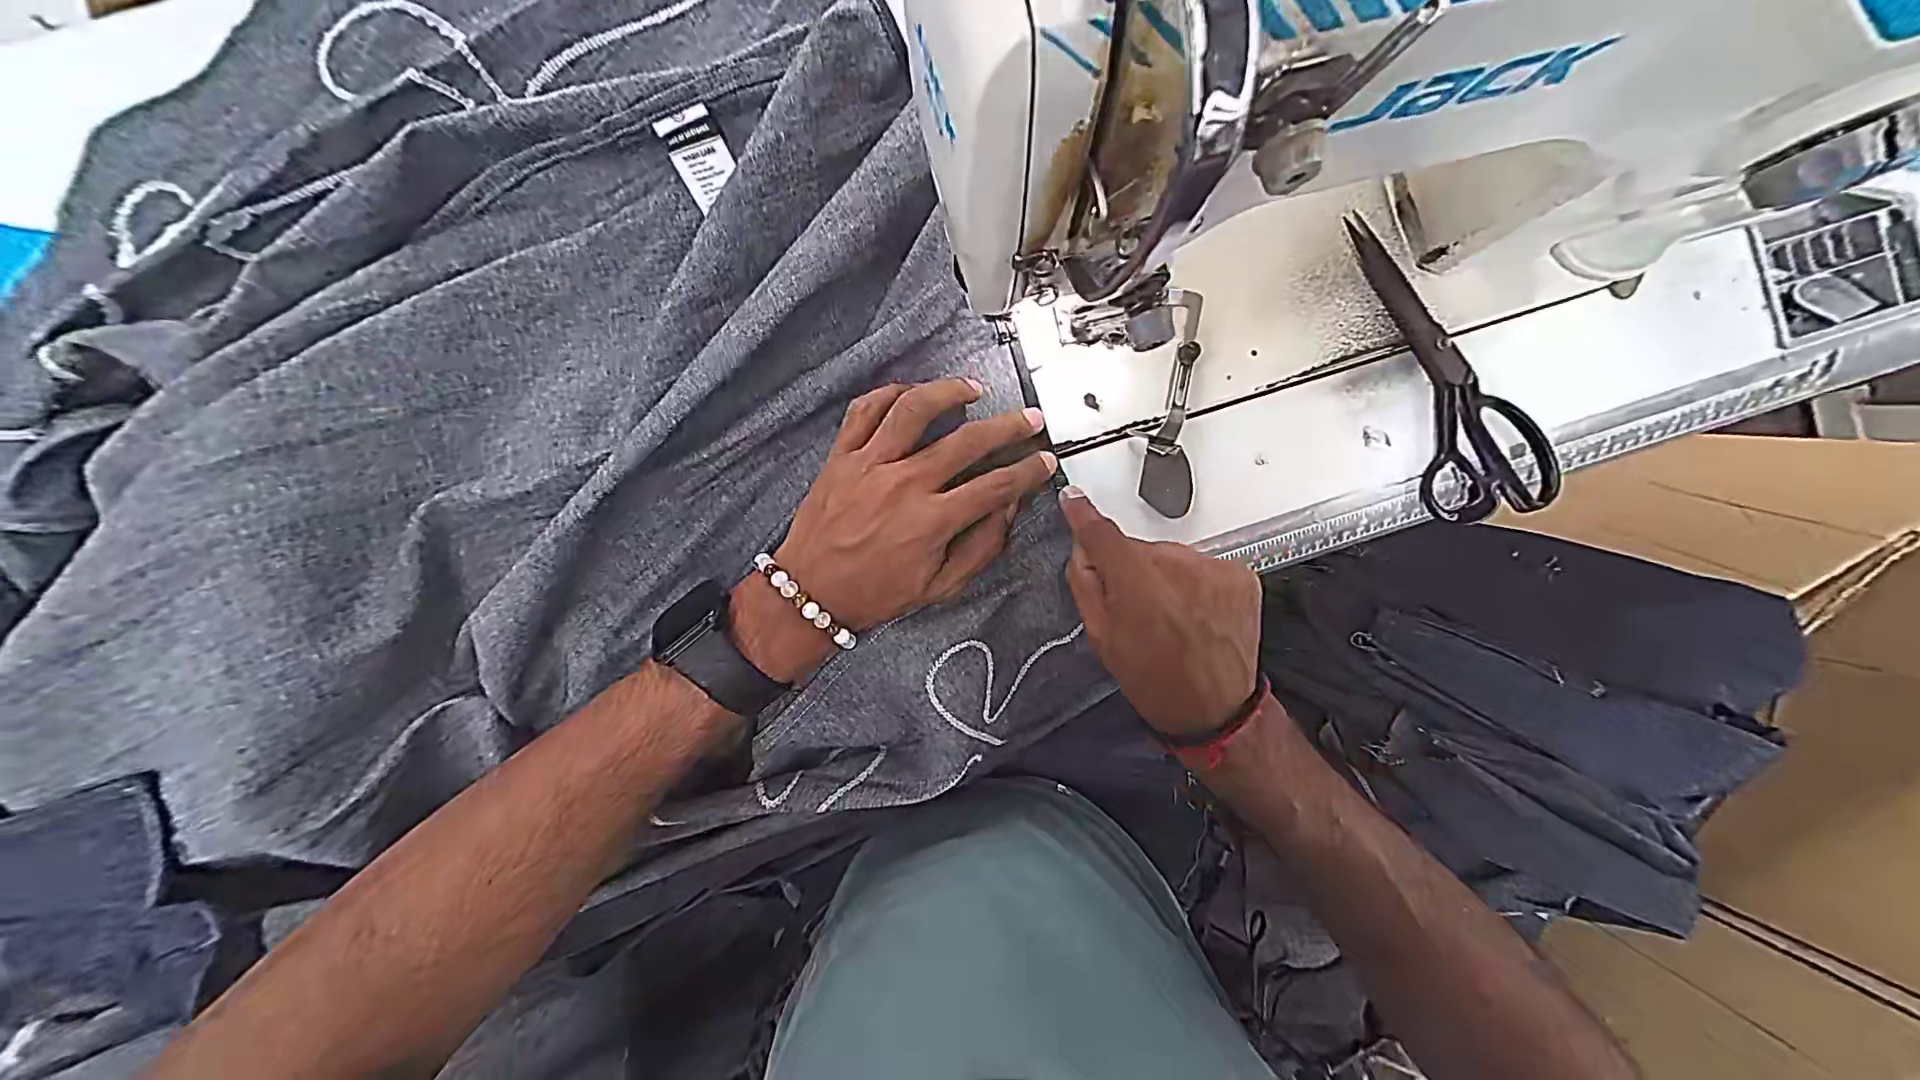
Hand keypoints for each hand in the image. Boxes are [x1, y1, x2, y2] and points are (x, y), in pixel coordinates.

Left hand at [730, 379, 1057, 682]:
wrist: (812, 592)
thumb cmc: (872, 592)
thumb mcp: (939, 586)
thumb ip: (981, 548)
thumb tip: (1008, 511)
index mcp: (931, 521)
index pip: (996, 484)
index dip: (1029, 471)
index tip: (1043, 462)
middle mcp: (903, 485)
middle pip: (968, 440)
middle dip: (1009, 427)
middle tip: (1028, 419)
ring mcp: (870, 465)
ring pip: (915, 409)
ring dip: (950, 392)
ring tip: (972, 389)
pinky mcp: (843, 456)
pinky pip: (865, 410)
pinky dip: (890, 393)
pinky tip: (911, 392)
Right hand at [1060, 486, 1261, 737]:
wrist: (1213, 707)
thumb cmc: (1157, 679)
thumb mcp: (1101, 635)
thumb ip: (1085, 582)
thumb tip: (1082, 549)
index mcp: (1136, 583)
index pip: (1101, 531)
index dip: (1082, 513)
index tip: (1075, 501)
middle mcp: (1176, 568)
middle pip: (1138, 546)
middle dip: (1131, 566)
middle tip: (1137, 606)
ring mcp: (1211, 569)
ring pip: (1171, 554)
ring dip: (1165, 575)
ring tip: (1170, 615)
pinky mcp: (1237, 574)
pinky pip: (1201, 564)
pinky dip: (1194, 582)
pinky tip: (1193, 612)